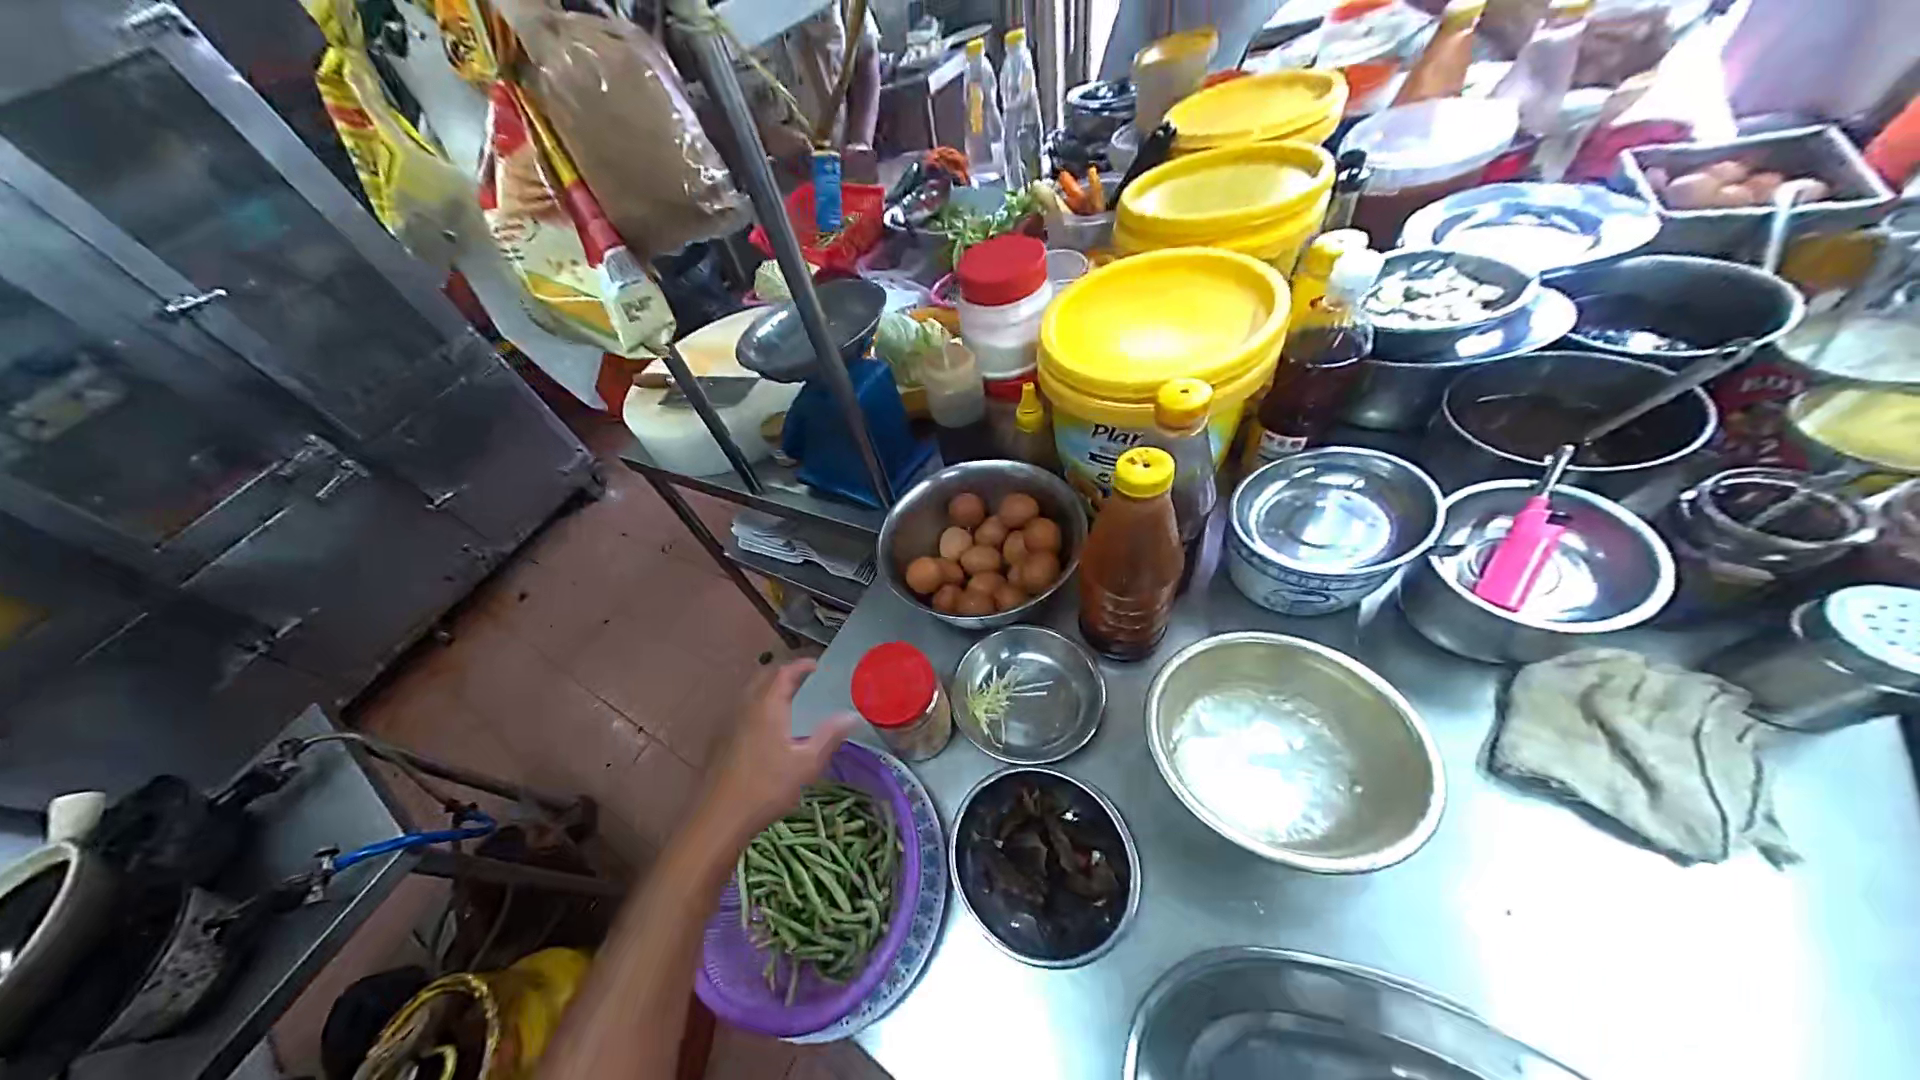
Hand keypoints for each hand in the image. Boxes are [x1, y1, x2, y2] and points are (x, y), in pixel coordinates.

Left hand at [700, 659, 857, 843]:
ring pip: (750, 693)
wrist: (719, 817)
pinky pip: (741, 709)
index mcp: (768, 706)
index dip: (801, 666)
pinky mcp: (719, 740)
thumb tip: (852, 715)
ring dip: (768, 689)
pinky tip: (766, 728)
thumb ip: (829, 735)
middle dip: (784, 674)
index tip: (817, 666)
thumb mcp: (807, 763)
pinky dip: (757, 706)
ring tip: (788, 701)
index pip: (784, 672)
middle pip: (764, 677)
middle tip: (804, 681)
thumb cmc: (768, 787)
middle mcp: (746, 706)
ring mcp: (729, 722)